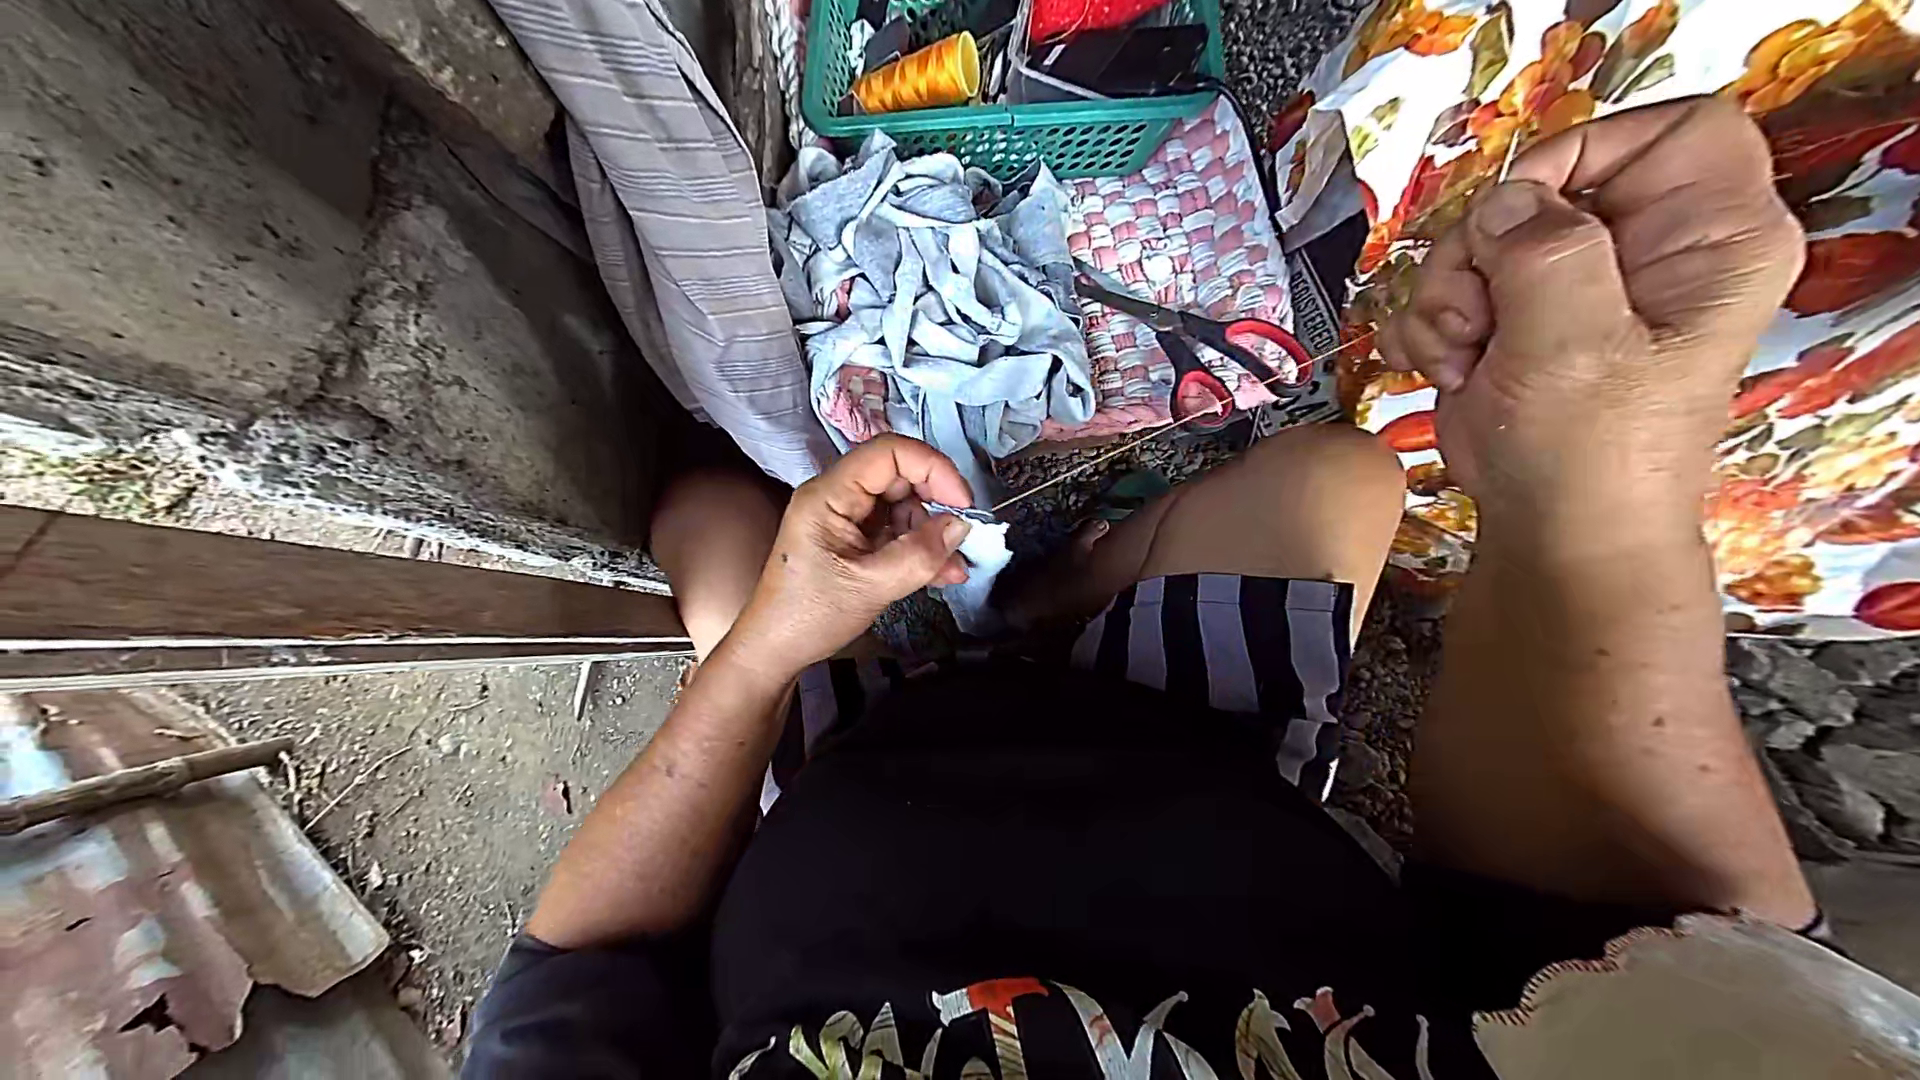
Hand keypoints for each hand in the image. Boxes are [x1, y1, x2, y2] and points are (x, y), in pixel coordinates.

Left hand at [724, 435, 972, 676]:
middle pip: (899, 477)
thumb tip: (962, 526)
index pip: (889, 453)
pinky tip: (944, 572)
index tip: (962, 503)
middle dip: (937, 503)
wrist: (776, 650)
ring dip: (934, 533)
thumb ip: (920, 555)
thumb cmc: (810, 616)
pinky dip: (922, 549)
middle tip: (964, 534)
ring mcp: (848, 518)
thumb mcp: (871, 586)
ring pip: (904, 506)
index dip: (933, 468)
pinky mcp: (856, 540)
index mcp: (829, 495)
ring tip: (954, 566)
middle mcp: (838, 496)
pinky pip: (897, 531)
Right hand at [1378, 97, 1803, 526]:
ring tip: (1461, 361)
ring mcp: (1555, 298)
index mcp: (1699, 242)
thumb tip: (1502, 203)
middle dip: (1476, 258)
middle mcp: (1627, 259)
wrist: (1546, 519)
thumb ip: (1548, 255)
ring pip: (1472, 253)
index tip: (1510, 213)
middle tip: (1470, 318)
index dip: (1581, 153)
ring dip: (1441, 304)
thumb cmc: (1585, 446)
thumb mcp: (1577, 345)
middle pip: (1533, 199)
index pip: (1663, 134)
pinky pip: (1442, 299)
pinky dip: (1426, 332)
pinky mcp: (1501, 330)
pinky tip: (1442, 370)